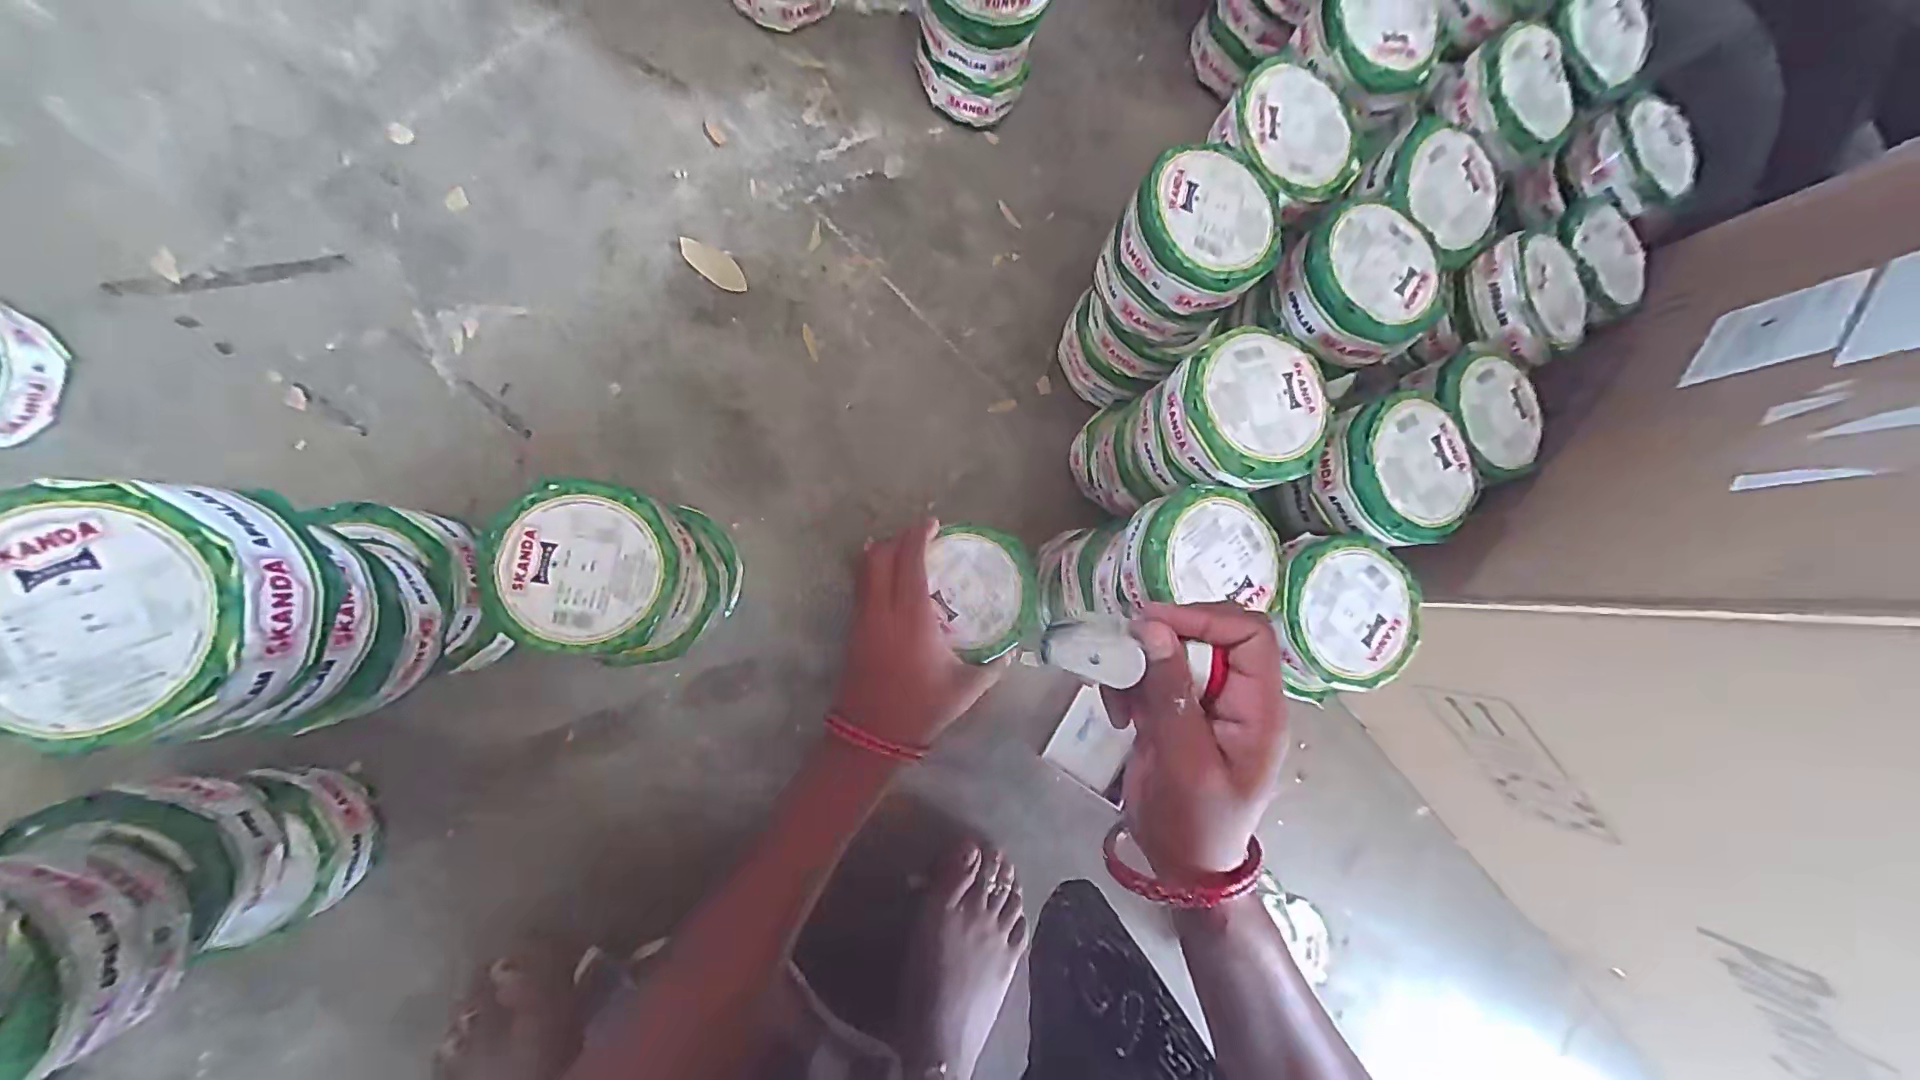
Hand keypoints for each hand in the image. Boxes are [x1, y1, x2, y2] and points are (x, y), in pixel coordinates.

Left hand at [829, 519, 1007, 748]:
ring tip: (904, 553)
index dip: (919, 535)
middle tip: (921, 538)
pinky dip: (872, 572)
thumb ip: (993, 666)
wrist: (872, 734)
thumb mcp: (966, 688)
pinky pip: (859, 586)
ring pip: (864, 568)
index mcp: (912, 617)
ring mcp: (862, 618)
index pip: (910, 560)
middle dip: (899, 538)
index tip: (934, 525)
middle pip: (880, 555)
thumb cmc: (921, 708)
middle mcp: (882, 609)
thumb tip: (1012, 650)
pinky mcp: (852, 629)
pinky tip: (888, 580)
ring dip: (882, 552)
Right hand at [1101, 602, 1288, 880]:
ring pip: (1170, 651)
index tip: (1153, 623)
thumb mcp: (1185, 760)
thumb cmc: (1196, 823)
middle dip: (1160, 642)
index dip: (1205, 617)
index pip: (1249, 634)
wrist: (1180, 867)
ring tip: (1119, 704)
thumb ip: (1171, 693)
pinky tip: (1118, 716)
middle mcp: (1234, 695)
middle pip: (1205, 635)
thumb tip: (1153, 628)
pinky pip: (1149, 676)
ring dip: (1137, 667)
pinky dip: (1127, 685)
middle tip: (1123, 656)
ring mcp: (1202, 702)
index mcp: (1258, 707)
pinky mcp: (1173, 711)